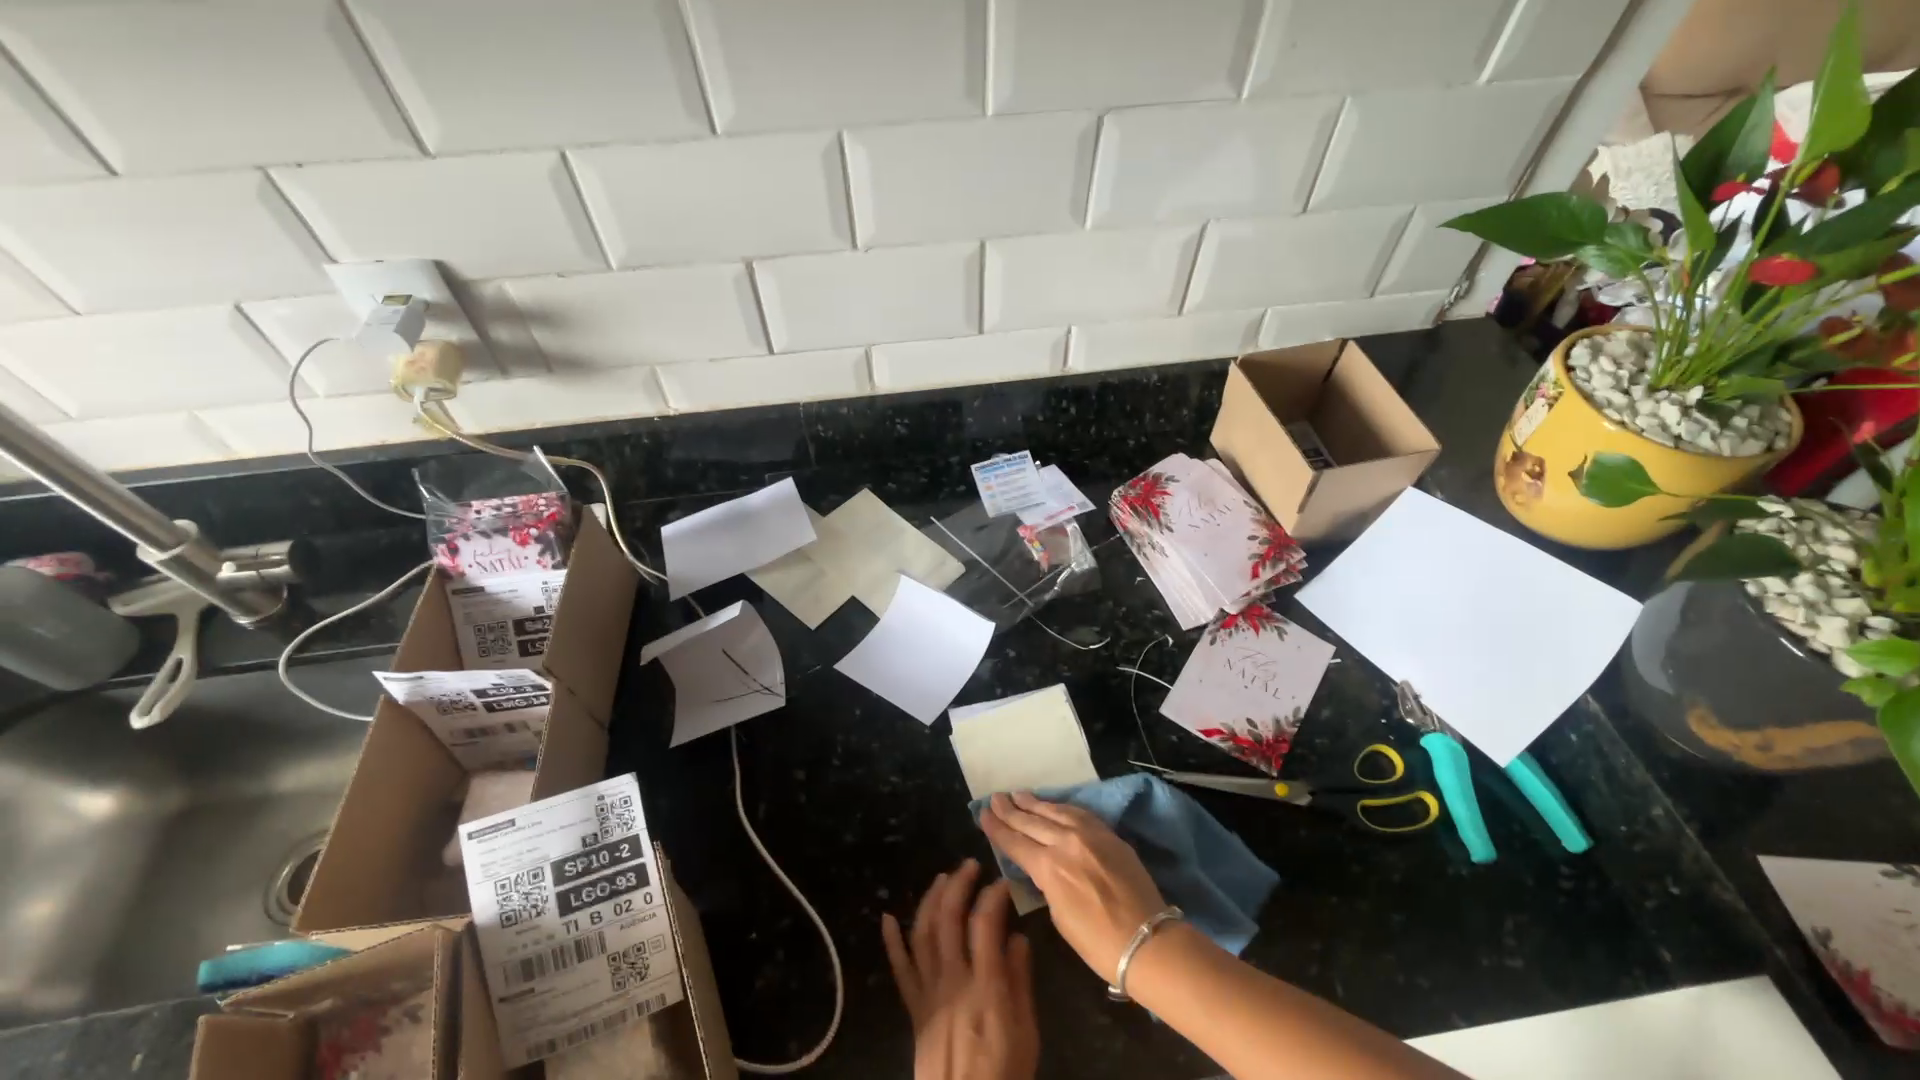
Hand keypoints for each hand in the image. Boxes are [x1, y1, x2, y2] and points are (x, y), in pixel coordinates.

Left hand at [881, 860, 1038, 1079]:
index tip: (1003, 881)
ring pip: (922, 934)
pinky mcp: (913, 1006)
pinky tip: (887, 917)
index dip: (992, 896)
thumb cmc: (1004, 1070)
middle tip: (970, 865)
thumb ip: (1020, 981)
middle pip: (948, 920)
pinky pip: (899, 968)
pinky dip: (891, 940)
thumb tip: (1018, 937)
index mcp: (985, 986)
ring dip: (930, 900)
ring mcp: (928, 991)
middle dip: (959, 886)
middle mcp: (952, 980)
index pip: (984, 924)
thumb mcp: (1026, 1029)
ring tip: (942, 878)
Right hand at [979, 791, 1166, 982]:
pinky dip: (1063, 807)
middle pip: (1032, 821)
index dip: (997, 828)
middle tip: (995, 797)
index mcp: (1048, 867)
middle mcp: (1066, 843)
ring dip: (1035, 803)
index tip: (983, 814)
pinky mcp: (1110, 835)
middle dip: (1011, 810)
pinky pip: (1080, 814)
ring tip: (1019, 794)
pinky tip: (1054, 805)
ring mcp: (1091, 835)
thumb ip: (1047, 883)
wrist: (1146, 940)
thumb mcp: (1058, 915)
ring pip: (1056, 812)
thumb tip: (1043, 867)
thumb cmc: (1097, 942)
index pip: (1015, 842)